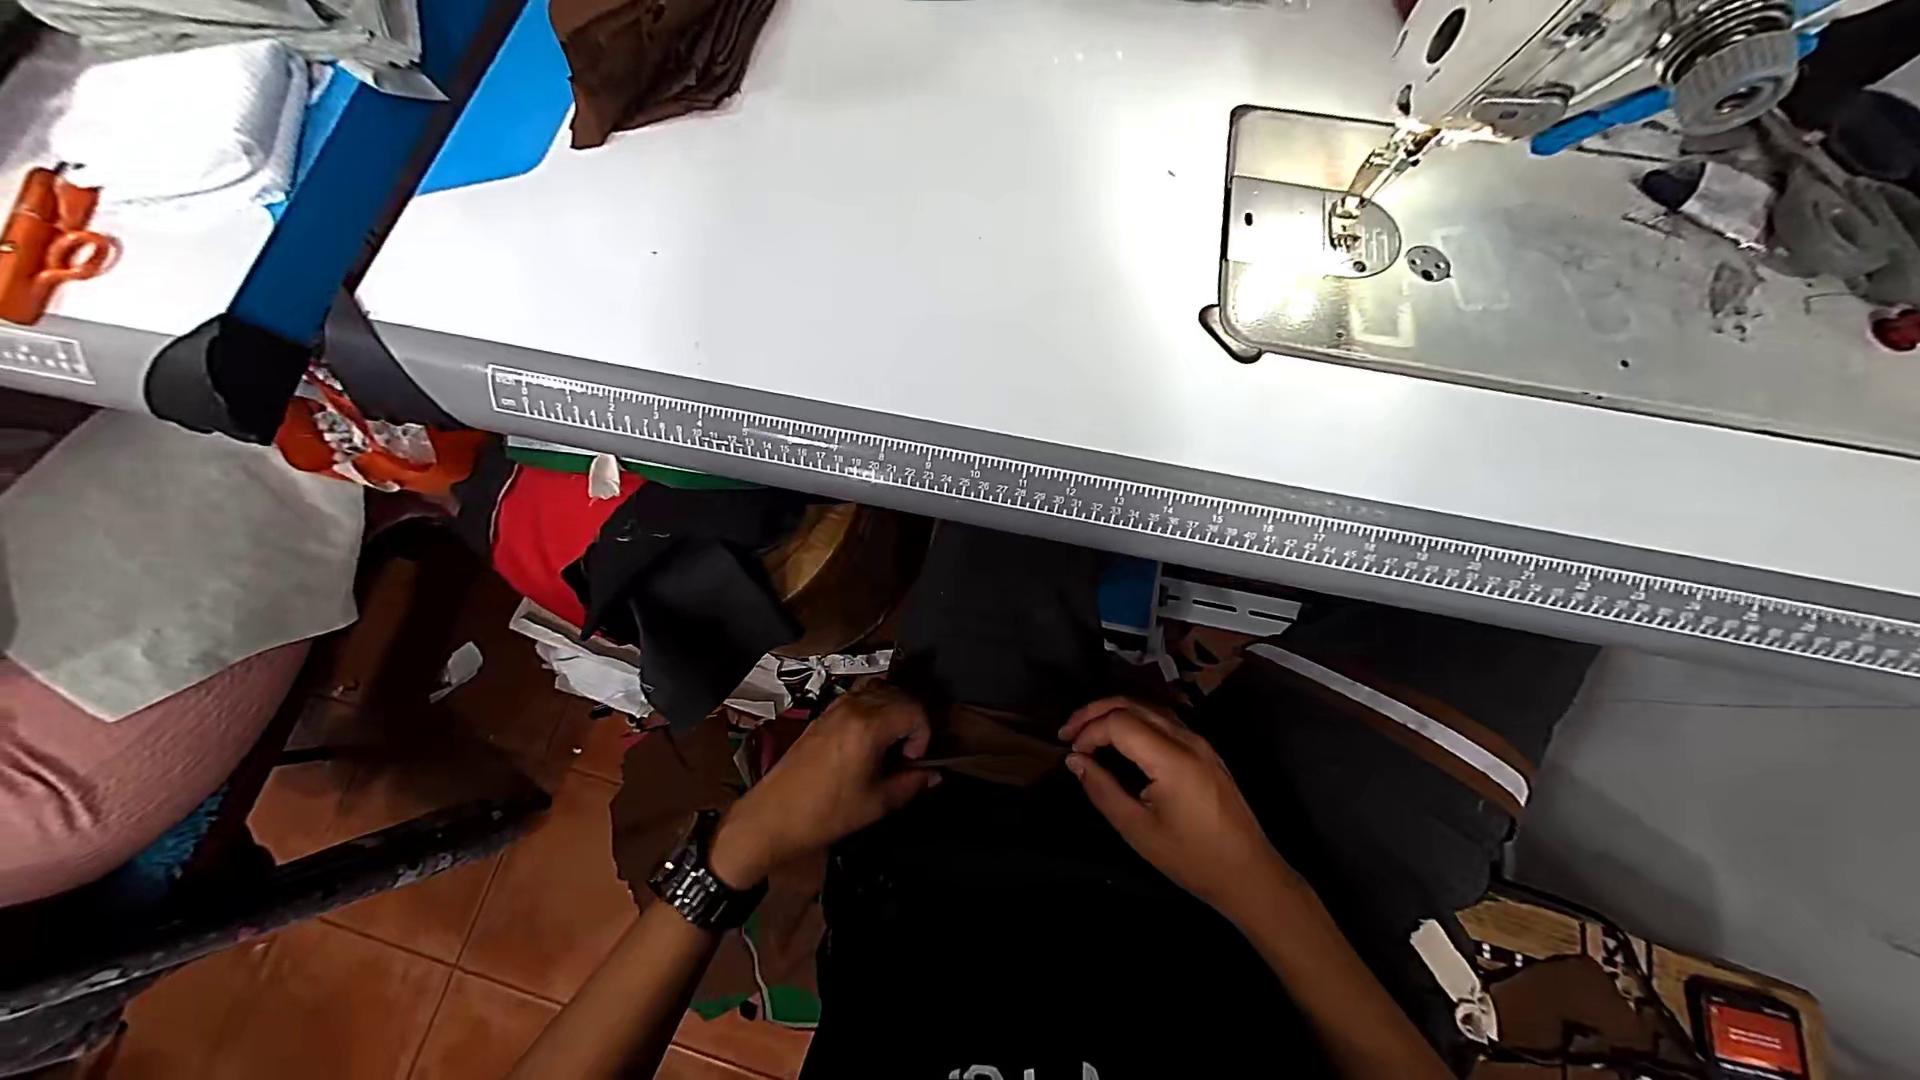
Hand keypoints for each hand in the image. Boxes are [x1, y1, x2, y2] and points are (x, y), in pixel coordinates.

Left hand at [710, 684, 937, 887]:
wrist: (772, 818)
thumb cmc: (821, 814)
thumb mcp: (876, 804)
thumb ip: (910, 784)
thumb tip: (931, 775)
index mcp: (867, 727)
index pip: (914, 710)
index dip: (923, 734)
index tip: (913, 758)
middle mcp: (852, 709)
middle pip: (900, 695)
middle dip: (912, 720)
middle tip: (907, 752)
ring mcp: (835, 708)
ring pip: (880, 690)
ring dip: (895, 710)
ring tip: (892, 742)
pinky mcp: (824, 715)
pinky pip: (859, 696)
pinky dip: (874, 707)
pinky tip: (871, 738)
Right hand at [1060, 696, 1293, 922]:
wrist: (1250, 875)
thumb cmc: (1191, 859)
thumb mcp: (1137, 830)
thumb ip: (1102, 789)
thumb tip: (1074, 759)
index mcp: (1172, 758)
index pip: (1119, 722)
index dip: (1088, 731)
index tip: (1071, 753)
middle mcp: (1187, 739)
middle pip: (1132, 704)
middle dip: (1095, 712)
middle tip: (1067, 731)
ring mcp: (1199, 742)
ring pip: (1148, 707)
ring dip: (1113, 712)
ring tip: (1086, 730)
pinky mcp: (1203, 750)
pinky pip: (1162, 720)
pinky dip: (1133, 720)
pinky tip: (1118, 737)